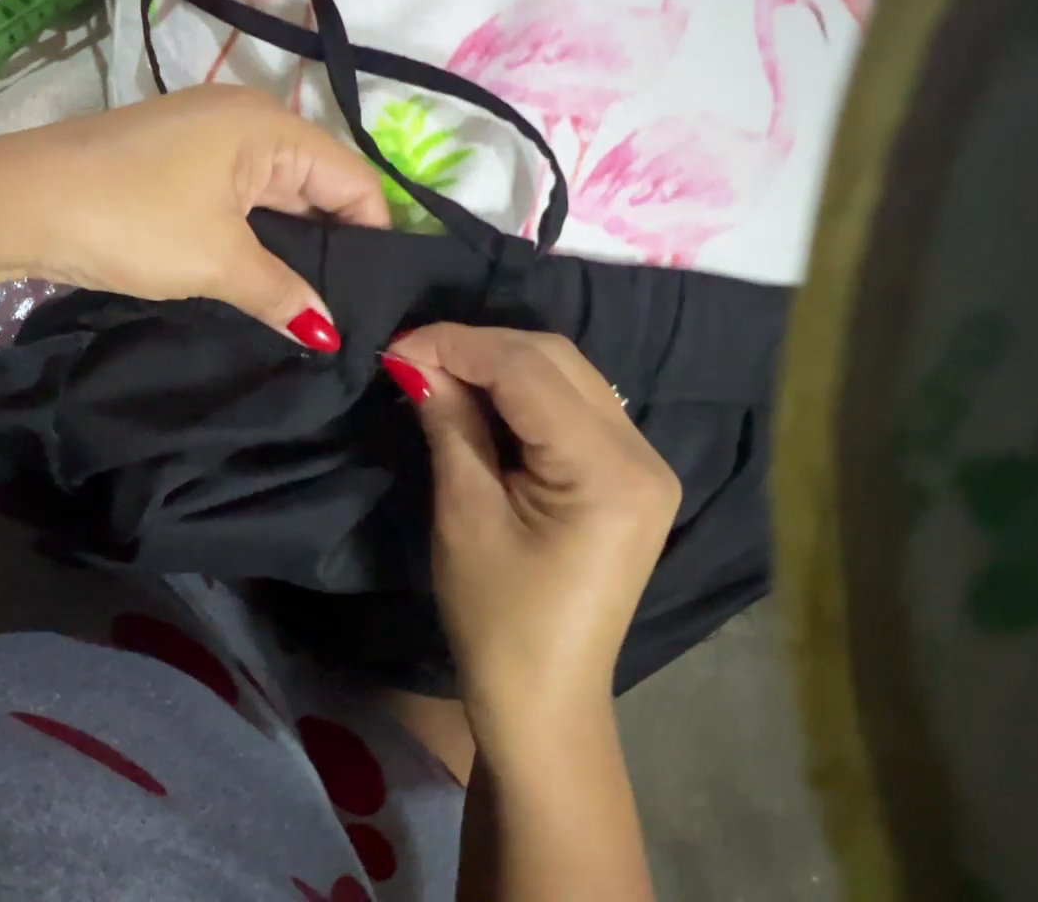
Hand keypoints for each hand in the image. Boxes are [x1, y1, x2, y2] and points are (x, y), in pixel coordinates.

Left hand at [0, 85, 389, 348]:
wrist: (20, 202)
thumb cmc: (132, 221)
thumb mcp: (216, 262)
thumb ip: (281, 294)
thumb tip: (329, 332)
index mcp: (269, 128)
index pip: (352, 178)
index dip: (372, 236)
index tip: (374, 298)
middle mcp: (243, 120)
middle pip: (314, 183)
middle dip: (329, 244)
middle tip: (341, 310)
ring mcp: (202, 138)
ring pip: (270, 195)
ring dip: (285, 245)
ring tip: (300, 304)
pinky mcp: (170, 162)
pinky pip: (232, 198)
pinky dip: (247, 235)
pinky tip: (251, 277)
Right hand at [385, 326, 680, 726]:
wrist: (542, 693)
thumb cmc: (495, 614)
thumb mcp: (463, 512)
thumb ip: (448, 422)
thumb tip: (414, 360)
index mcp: (607, 469)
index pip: (527, 370)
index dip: (455, 345)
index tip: (393, 347)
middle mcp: (642, 452)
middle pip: (554, 359)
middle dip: (476, 346)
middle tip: (409, 356)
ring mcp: (643, 462)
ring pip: (566, 374)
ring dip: (497, 363)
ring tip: (436, 370)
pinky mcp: (628, 474)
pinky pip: (572, 405)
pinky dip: (520, 391)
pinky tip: (478, 396)